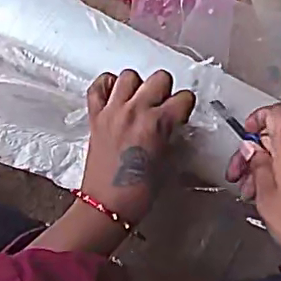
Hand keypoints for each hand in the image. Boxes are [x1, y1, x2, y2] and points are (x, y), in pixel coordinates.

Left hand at [80, 69, 195, 222]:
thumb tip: (172, 123)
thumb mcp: (167, 161)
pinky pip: (98, 87)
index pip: (183, 97)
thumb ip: (170, 135)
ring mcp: (113, 111)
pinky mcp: (95, 117)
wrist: (107, 204)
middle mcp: (135, 112)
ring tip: (138, 100)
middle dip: (165, 90)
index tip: (181, 112)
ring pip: (129, 76)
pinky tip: (114, 96)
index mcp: (158, 124)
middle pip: (159, 78)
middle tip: (161, 105)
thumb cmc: (137, 191)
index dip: (185, 105)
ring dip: (137, 85)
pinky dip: (106, 86)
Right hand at [224, 104, 280, 254]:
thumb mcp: (265, 193)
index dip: (258, 117)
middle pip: (277, 138)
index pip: (278, 114)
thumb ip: (256, 164)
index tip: (246, 134)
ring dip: (263, 168)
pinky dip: (278, 178)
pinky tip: (268, 199)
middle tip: (237, 175)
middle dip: (253, 153)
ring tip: (251, 194)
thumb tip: (252, 147)